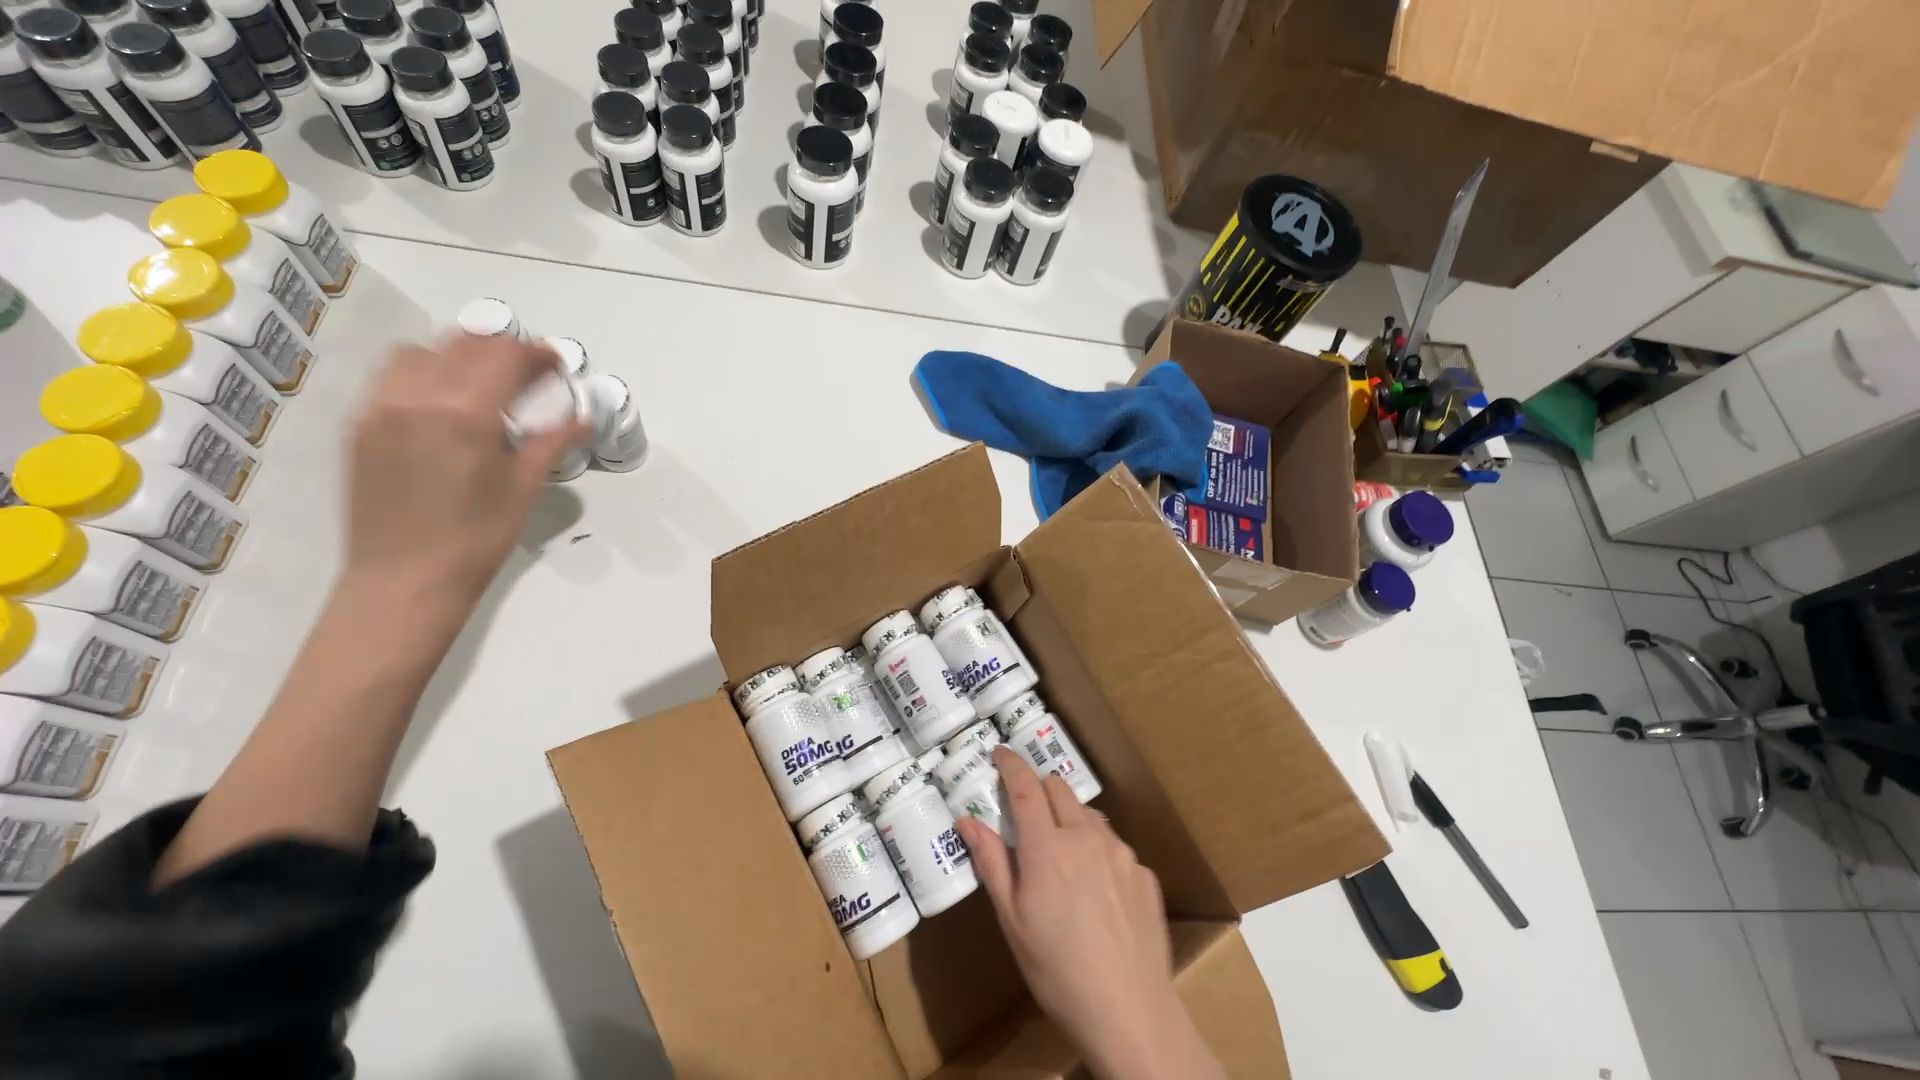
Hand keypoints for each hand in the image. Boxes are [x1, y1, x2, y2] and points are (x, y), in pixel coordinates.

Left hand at [344, 334, 586, 602]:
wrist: (404, 581)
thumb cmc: (476, 541)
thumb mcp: (524, 490)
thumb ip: (552, 443)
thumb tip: (582, 420)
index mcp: (467, 416)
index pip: (505, 356)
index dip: (536, 352)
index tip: (555, 364)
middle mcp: (418, 399)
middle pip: (464, 345)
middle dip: (502, 350)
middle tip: (527, 374)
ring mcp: (381, 409)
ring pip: (421, 351)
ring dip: (458, 354)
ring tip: (481, 381)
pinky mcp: (359, 425)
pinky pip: (390, 376)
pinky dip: (421, 372)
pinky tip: (440, 401)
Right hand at [957, 749, 1224, 1079]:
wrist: (1129, 1011)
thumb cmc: (1057, 970)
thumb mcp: (1012, 920)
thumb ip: (992, 863)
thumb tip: (969, 821)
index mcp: (1049, 847)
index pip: (1025, 787)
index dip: (1010, 764)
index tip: (999, 752)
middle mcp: (1088, 838)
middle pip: (1060, 790)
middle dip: (1038, 787)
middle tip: (1023, 806)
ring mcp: (1122, 855)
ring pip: (1089, 816)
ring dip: (1068, 818)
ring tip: (1057, 851)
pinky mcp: (1145, 875)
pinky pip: (1113, 847)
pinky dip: (1096, 849)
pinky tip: (1093, 888)